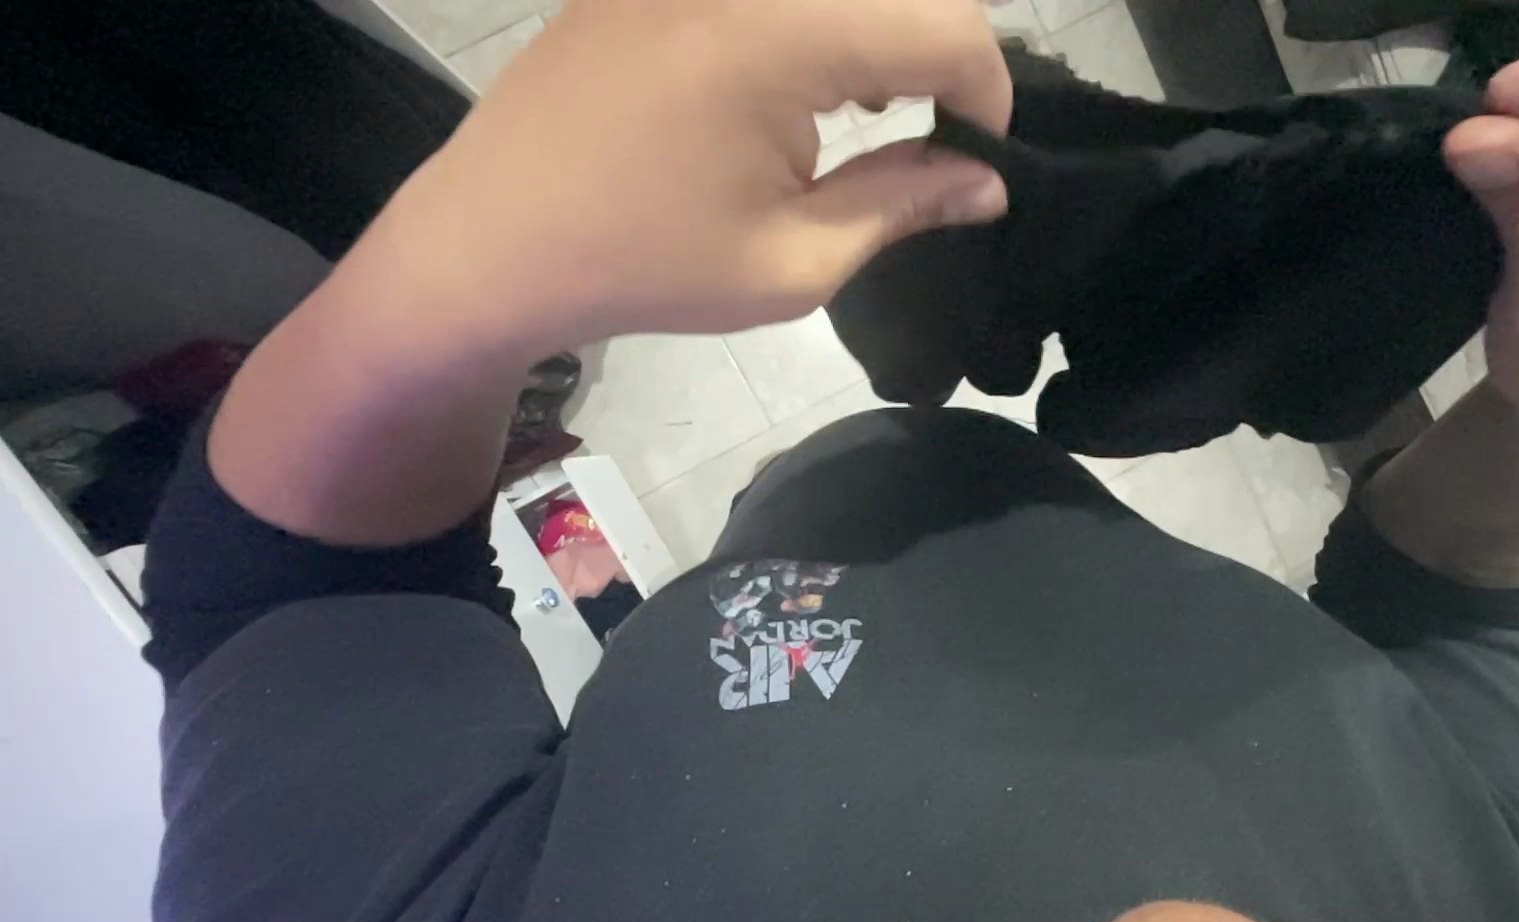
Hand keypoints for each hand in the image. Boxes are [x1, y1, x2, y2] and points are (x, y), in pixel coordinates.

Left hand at [348, 0, 1011, 357]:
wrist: (499, 241)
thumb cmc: (651, 268)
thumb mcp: (797, 261)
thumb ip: (903, 205)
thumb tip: (988, 184)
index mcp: (779, 31)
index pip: (946, 26)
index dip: (989, 95)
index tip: (982, 162)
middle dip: (941, 64)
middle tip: (931, 146)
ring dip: (884, 38)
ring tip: (874, 121)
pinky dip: (824, 25)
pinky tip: (810, 84)